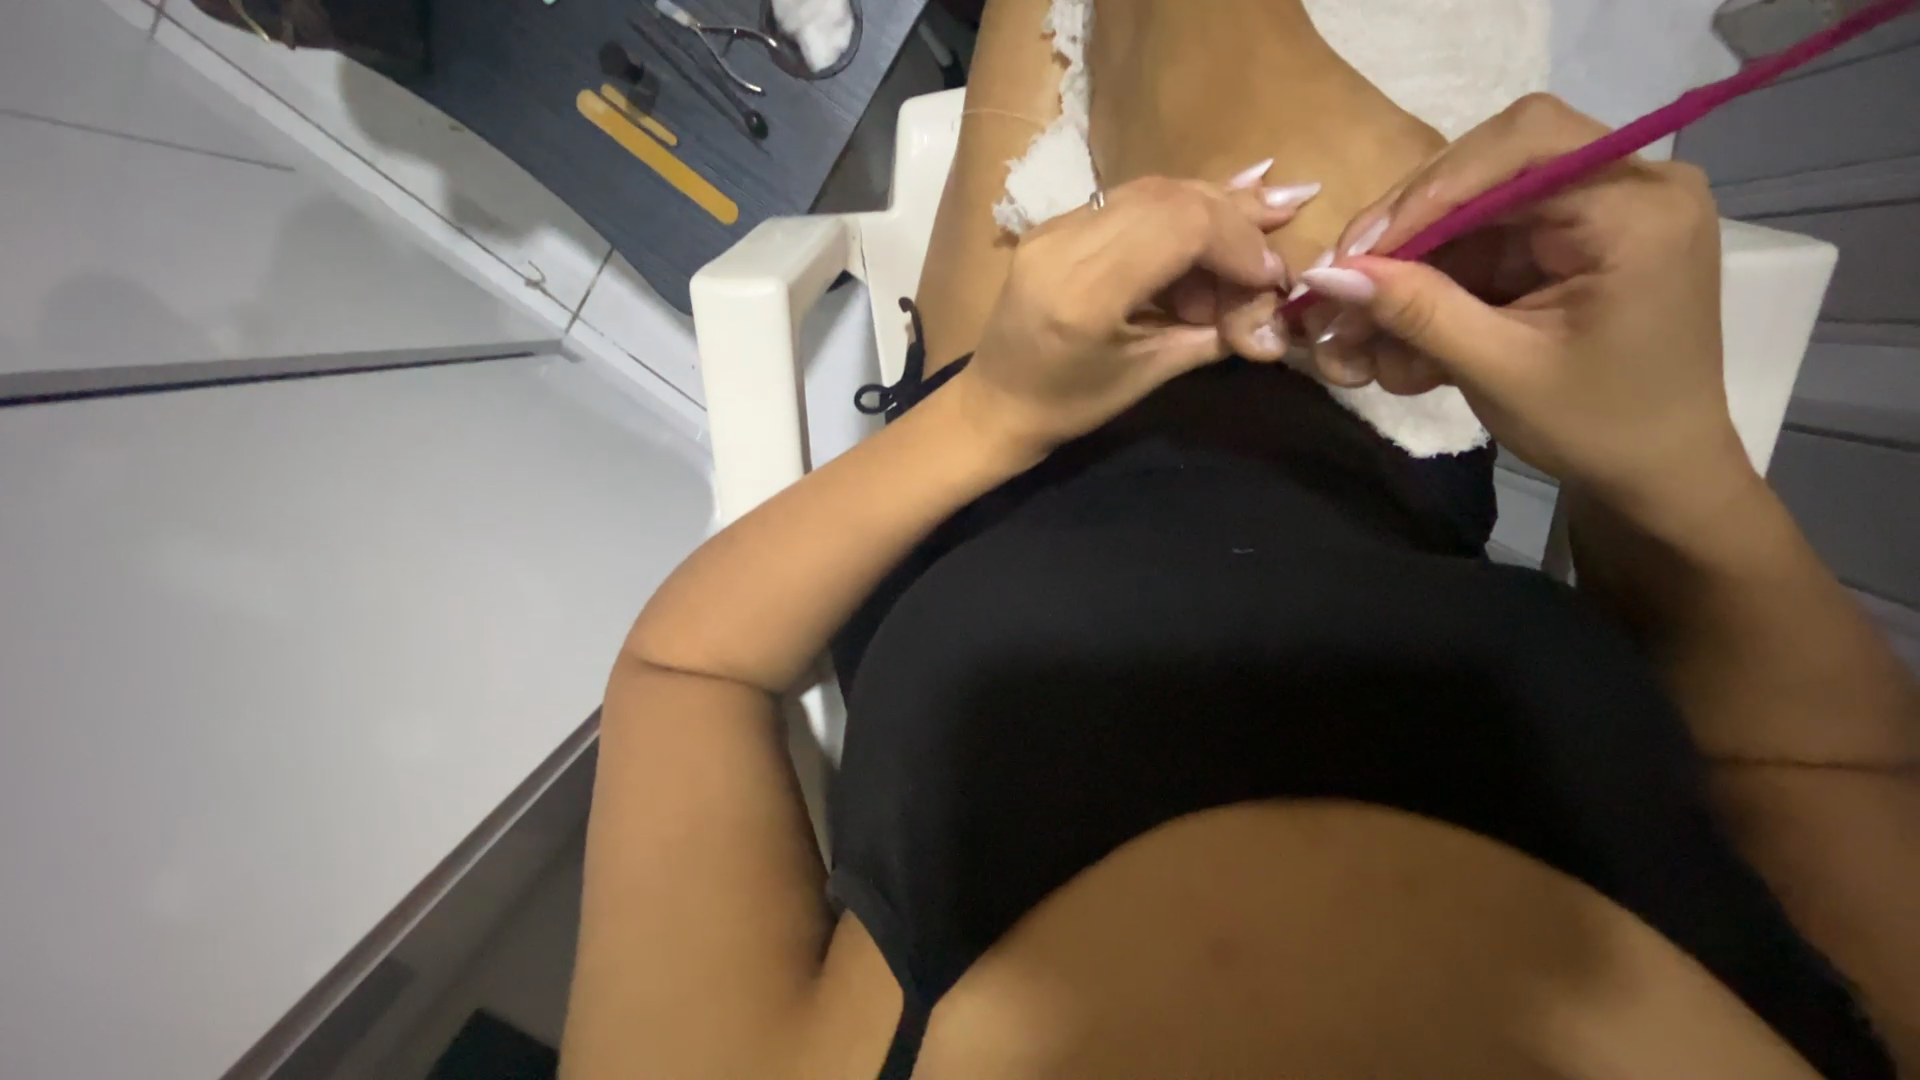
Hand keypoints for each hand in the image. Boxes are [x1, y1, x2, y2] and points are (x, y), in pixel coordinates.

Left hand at [953, 174, 1305, 457]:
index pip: (1183, 225)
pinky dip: (1172, 218)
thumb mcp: (1145, 376)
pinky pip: (1126, 203)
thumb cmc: (1068, 406)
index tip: (1269, 279)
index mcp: (1085, 293)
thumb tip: (1278, 317)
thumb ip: (1212, 337)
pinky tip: (1201, 241)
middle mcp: (1064, 245)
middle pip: (1171, 198)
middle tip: (1269, 251)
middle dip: (1232, 222)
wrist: (994, 405)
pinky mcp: (1051, 226)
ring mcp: (1052, 229)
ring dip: (1207, 214)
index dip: (1239, 242)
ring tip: (1246, 244)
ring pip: (1151, 191)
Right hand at [1294, 94, 1756, 525]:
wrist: (1649, 468)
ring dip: (1403, 270)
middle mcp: (1620, 188)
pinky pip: (1472, 248)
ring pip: (1464, 212)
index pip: (1523, 146)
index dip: (1429, 190)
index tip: (1359, 253)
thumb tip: (1325, 275)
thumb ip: (1416, 312)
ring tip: (1355, 329)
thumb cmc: (1594, 423)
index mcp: (1636, 208)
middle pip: (1484, 169)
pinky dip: (1425, 290)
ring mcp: (1585, 215)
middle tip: (1340, 284)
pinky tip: (1394, 338)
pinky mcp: (1556, 246)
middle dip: (1405, 231)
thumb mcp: (1498, 369)